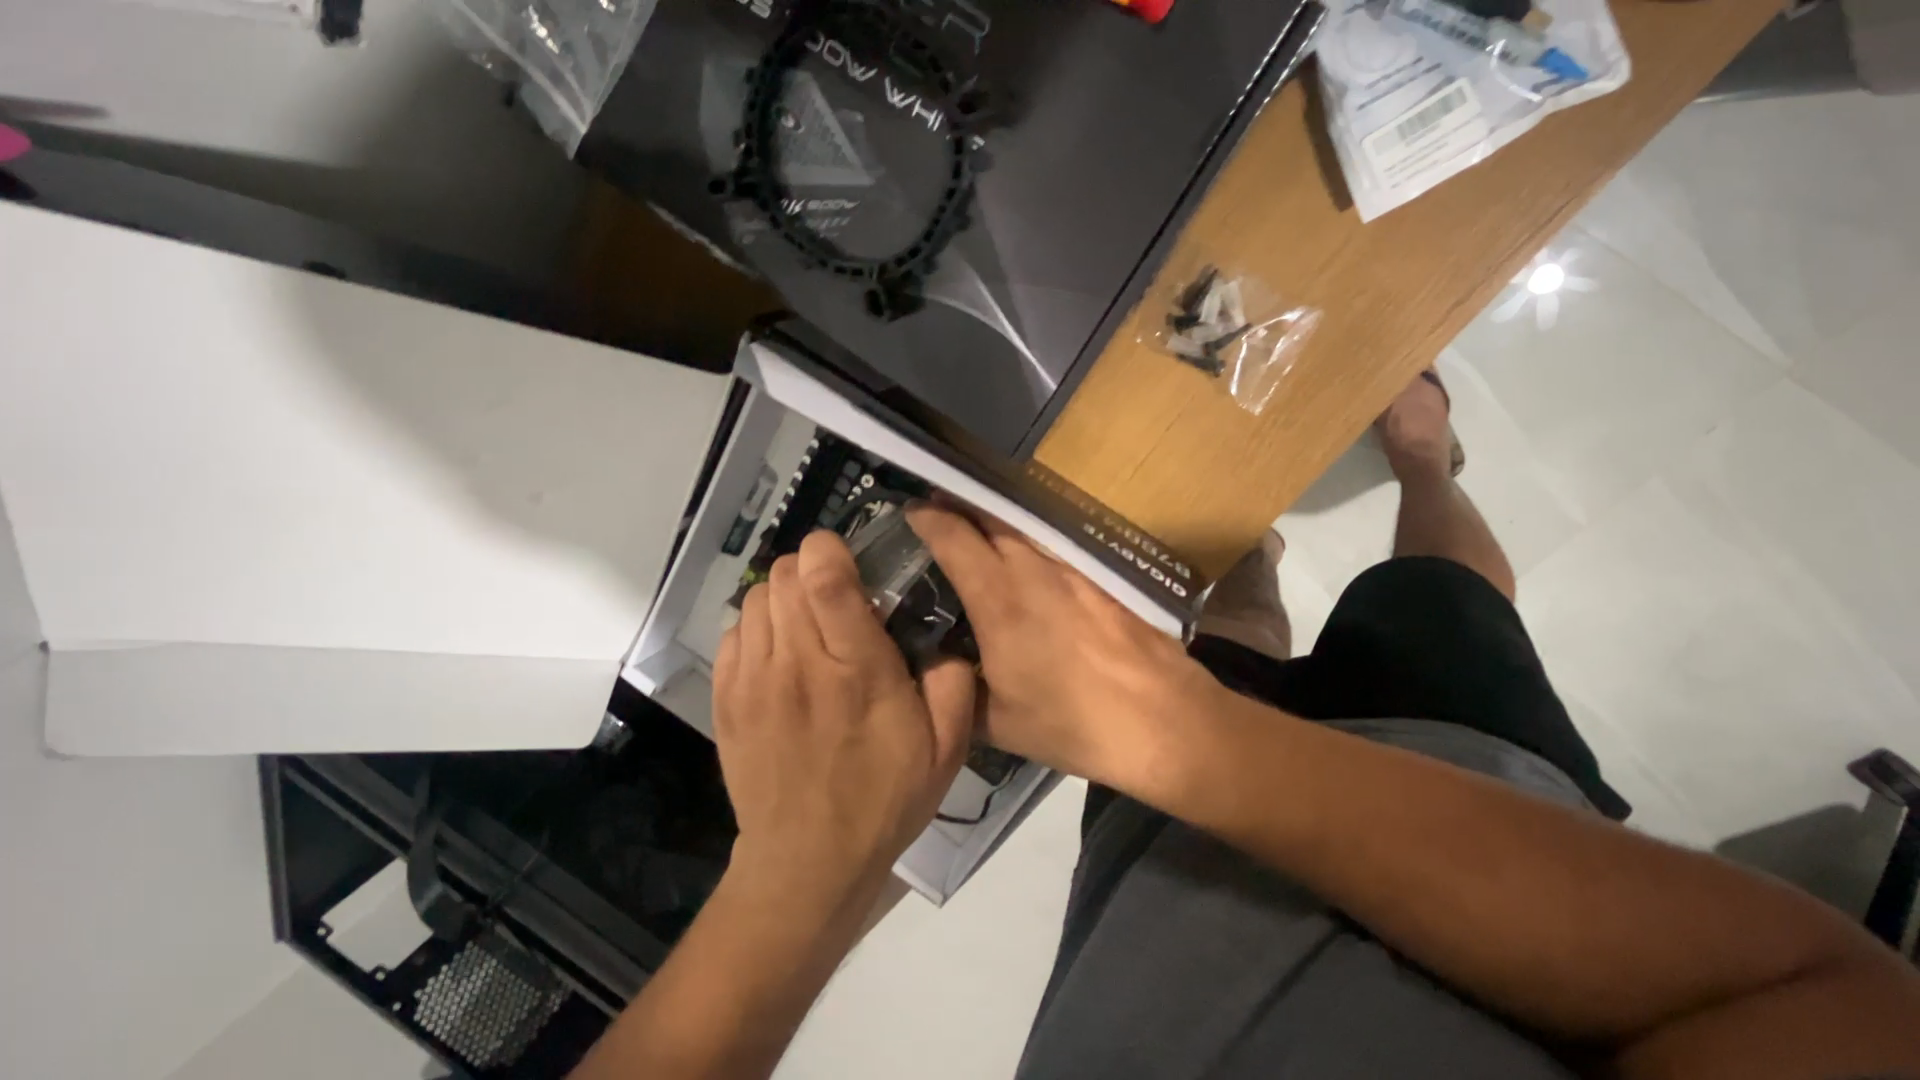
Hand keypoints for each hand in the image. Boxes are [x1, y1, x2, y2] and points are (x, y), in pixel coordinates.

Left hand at [713, 530, 975, 910]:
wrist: (806, 861)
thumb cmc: (882, 801)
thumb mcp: (945, 751)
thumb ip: (954, 684)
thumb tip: (943, 640)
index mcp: (856, 670)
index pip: (825, 577)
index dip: (831, 548)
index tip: (848, 556)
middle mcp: (798, 664)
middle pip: (784, 574)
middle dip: (812, 569)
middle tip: (837, 595)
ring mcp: (753, 680)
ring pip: (755, 597)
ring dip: (784, 596)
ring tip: (807, 623)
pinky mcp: (725, 700)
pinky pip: (733, 632)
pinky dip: (756, 627)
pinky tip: (779, 653)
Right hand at [905, 501, 1213, 788]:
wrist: (1163, 720)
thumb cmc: (1073, 724)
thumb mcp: (999, 722)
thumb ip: (957, 692)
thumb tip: (938, 672)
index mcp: (1000, 599)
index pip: (955, 538)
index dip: (928, 518)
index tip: (909, 510)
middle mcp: (1035, 571)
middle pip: (990, 521)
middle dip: (958, 512)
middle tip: (934, 518)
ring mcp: (1073, 571)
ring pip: (1023, 534)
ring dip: (994, 529)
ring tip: (975, 543)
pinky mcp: (1101, 582)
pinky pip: (1052, 552)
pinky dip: (1028, 551)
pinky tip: (1026, 576)